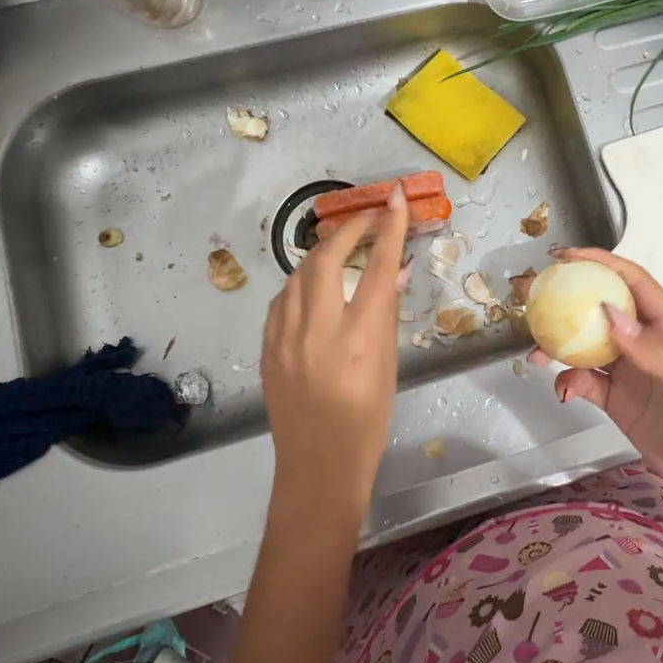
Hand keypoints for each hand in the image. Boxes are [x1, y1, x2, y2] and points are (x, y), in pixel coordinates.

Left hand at [260, 184, 410, 499]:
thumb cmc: (367, 420)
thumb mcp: (388, 366)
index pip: (378, 267)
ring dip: (321, 253)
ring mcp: (285, 337)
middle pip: (327, 258)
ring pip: (298, 274)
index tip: (395, 198)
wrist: (318, 464)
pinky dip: (300, 283)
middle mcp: (319, 329)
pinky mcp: (266, 347)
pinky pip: (281, 299)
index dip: (389, 228)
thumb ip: (387, 314)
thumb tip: (395, 271)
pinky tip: (311, 286)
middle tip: (367, 219)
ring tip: (340, 249)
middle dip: (348, 229)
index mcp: (360, 337)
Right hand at [538, 248, 662, 528]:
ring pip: (588, 348)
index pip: (634, 283)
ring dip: (561, 347)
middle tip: (531, 299)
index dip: (602, 263)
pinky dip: (570, 383)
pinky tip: (563, 392)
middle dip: (568, 301)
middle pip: (602, 311)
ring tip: (535, 355)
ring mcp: (633, 376)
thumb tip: (607, 312)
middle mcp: (647, 346)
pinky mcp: (621, 405)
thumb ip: (652, 350)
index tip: (565, 257)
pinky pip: (588, 384)